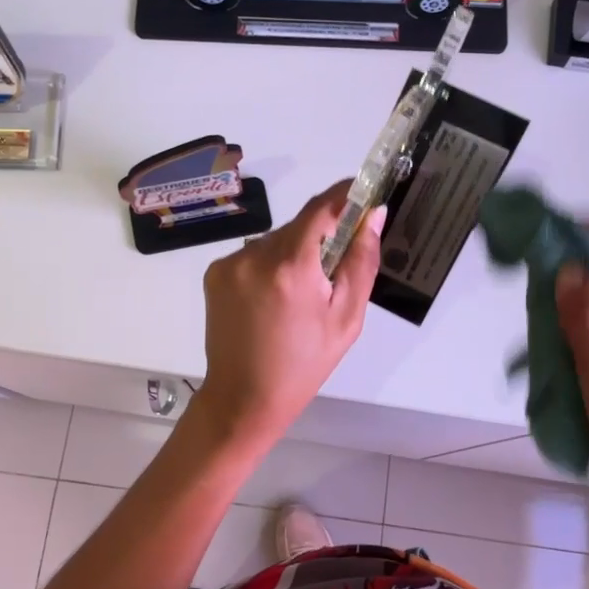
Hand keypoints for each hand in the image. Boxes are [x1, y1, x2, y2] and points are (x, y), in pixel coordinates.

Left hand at [193, 181, 383, 440]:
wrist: (244, 398)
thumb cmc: (304, 365)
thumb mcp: (345, 319)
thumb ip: (361, 262)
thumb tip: (373, 216)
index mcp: (292, 266)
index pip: (321, 208)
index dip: (345, 194)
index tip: (364, 190)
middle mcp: (255, 255)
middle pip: (298, 227)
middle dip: (320, 238)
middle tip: (335, 270)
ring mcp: (230, 263)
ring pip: (275, 242)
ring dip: (293, 255)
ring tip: (300, 297)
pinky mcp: (215, 274)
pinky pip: (253, 256)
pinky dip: (269, 268)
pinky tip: (273, 301)